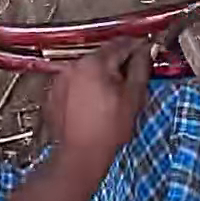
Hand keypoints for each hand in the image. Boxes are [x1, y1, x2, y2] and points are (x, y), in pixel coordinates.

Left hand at [43, 38, 150, 165]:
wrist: (80, 155)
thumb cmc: (109, 129)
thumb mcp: (132, 97)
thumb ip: (140, 69)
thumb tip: (145, 51)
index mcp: (94, 63)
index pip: (119, 44)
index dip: (136, 46)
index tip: (145, 50)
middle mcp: (74, 65)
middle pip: (102, 56)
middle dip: (117, 64)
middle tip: (131, 80)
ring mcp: (61, 78)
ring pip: (88, 69)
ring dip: (100, 76)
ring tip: (111, 97)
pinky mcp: (54, 93)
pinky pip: (74, 82)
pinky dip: (85, 87)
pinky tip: (93, 104)